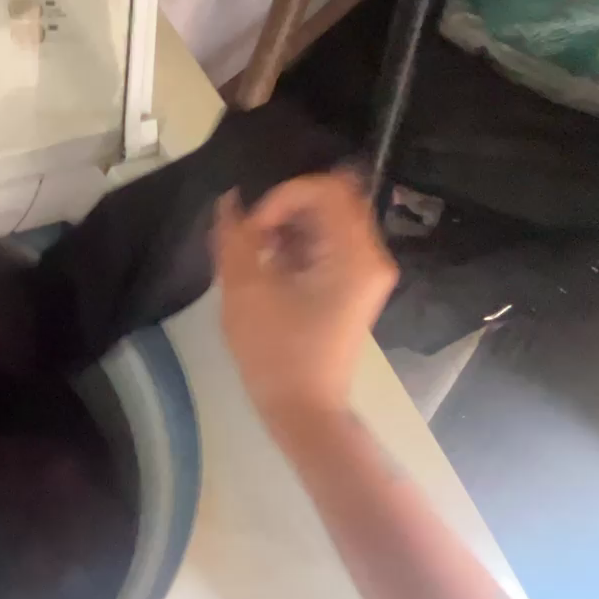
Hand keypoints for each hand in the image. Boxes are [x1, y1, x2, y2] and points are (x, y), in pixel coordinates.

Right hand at [213, 171, 397, 432]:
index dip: (280, 198)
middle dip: (279, 211)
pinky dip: (289, 245)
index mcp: (354, 255)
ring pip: (321, 221)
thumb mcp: (245, 288)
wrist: (301, 409)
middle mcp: (367, 256)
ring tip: (252, 258)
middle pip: (327, 201)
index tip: (253, 233)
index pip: (324, 189)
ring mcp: (360, 272)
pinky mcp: (346, 285)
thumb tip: (230, 199)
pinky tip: (264, 270)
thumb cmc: (275, 350)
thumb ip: (235, 235)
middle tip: (250, 242)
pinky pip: (320, 244)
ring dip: (281, 228)